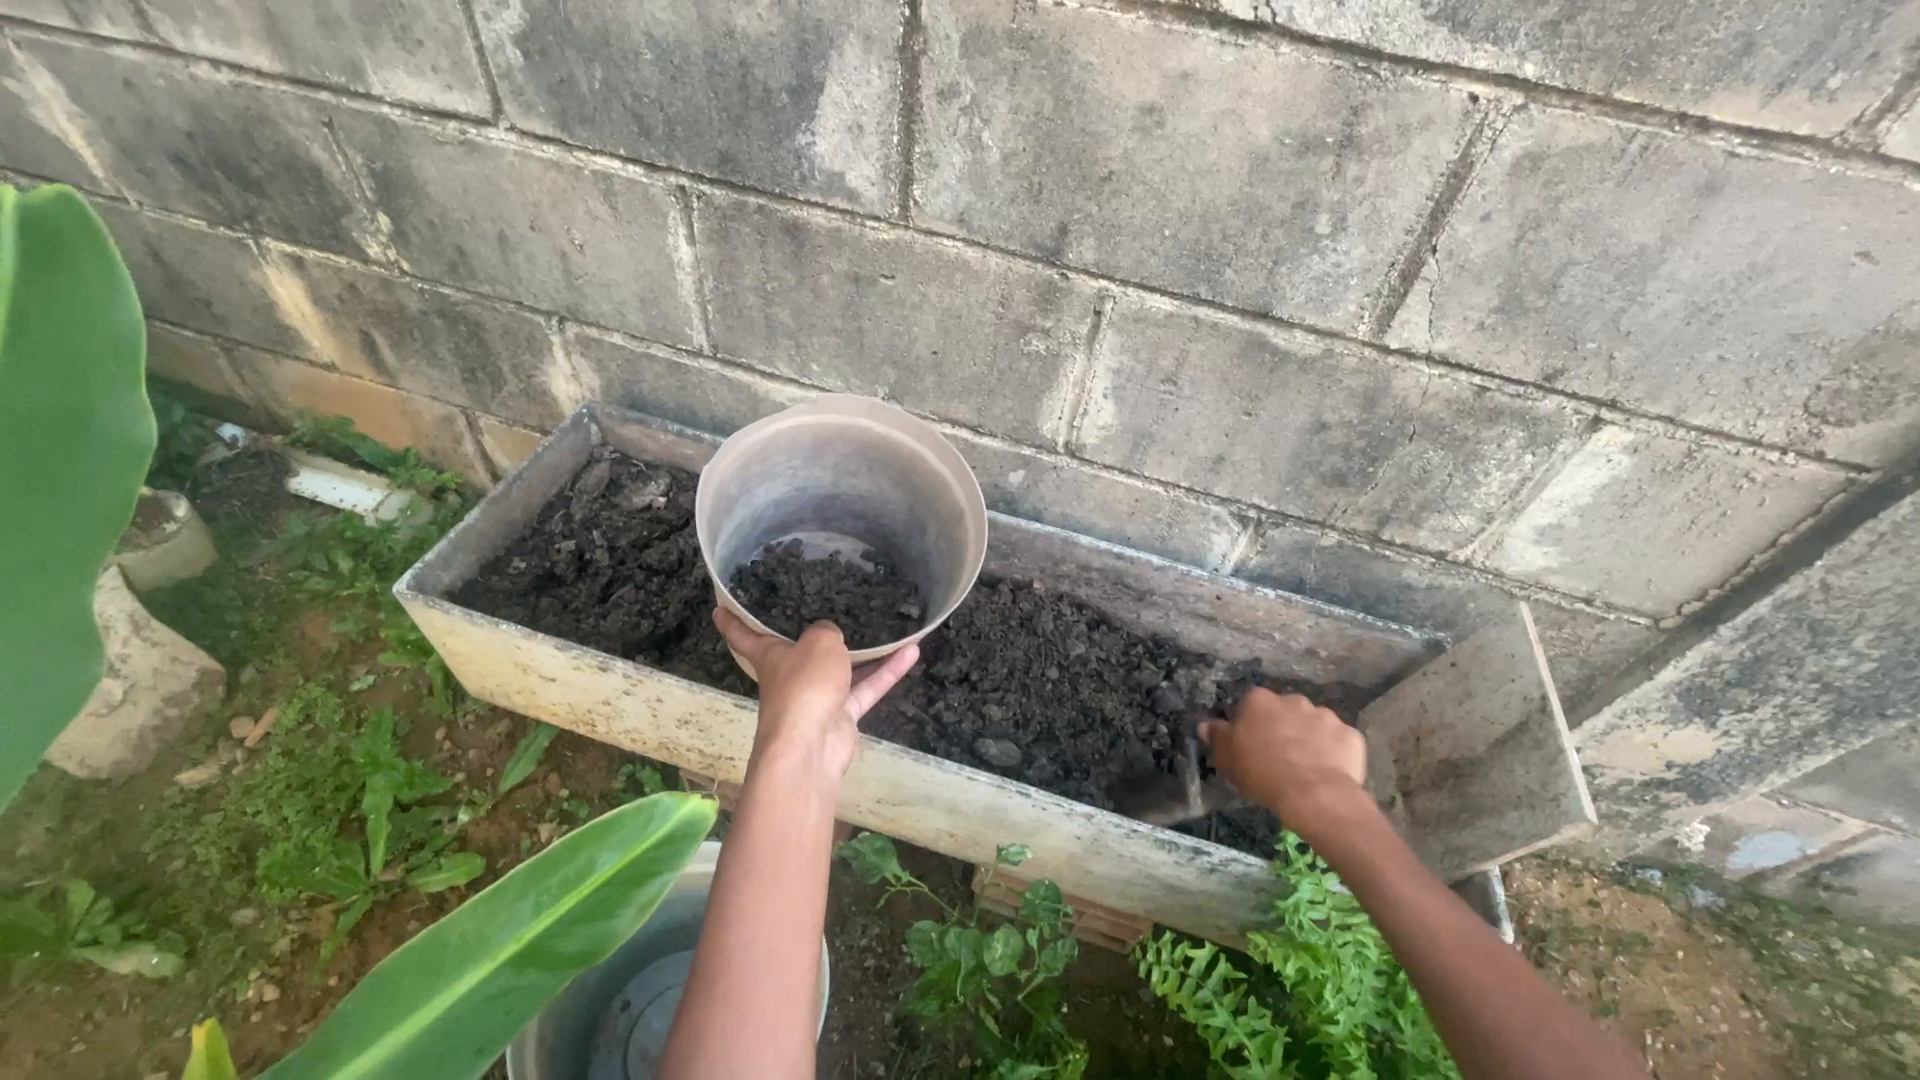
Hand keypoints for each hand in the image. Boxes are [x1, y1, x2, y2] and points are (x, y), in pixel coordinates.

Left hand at [713, 607, 919, 779]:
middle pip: (799, 651)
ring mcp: (817, 697)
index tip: (719, 606)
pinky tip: (912, 651)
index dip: (730, 620)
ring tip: (890, 625)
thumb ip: (827, 632)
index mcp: (771, 656)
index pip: (743, 635)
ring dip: (867, 651)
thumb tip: (832, 638)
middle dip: (810, 634)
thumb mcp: (818, 642)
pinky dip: (887, 671)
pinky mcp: (842, 716)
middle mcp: (791, 675)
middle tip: (824, 604)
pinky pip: (866, 687)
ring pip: (842, 668)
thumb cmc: (804, 686)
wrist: (812, 745)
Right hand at [1199, 687, 1373, 842]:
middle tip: (1278, 756)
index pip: (1249, 705)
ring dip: (1308, 738)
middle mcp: (1294, 700)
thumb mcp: (1227, 758)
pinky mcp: (1350, 735)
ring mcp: (1326, 716)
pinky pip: (1337, 741)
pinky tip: (1327, 772)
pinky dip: (1333, 752)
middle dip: (1282, 727)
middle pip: (1283, 711)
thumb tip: (1206, 724)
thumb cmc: (1262, 772)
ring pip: (1313, 724)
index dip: (1249, 724)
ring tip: (1305, 766)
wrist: (1314, 793)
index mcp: (1260, 701)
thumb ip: (1216, 736)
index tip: (1249, 744)